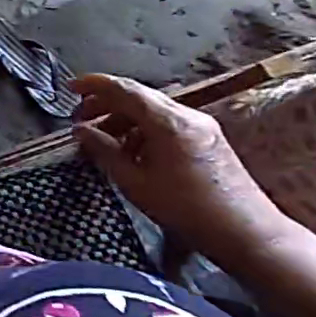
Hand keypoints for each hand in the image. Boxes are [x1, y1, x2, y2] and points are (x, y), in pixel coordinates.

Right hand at [70, 74, 285, 250]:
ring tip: (100, 138)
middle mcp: (186, 116)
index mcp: (168, 123)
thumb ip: (104, 151)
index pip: (124, 90)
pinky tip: (129, 150)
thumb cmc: (184, 208)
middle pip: (138, 96)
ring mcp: (200, 126)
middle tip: (78, 118)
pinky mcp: (207, 138)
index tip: (69, 88)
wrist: (246, 231)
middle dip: (104, 103)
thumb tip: (81, 131)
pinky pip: (165, 122)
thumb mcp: (134, 182)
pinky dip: (140, 128)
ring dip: (121, 118)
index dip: (93, 85)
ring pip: (151, 109)